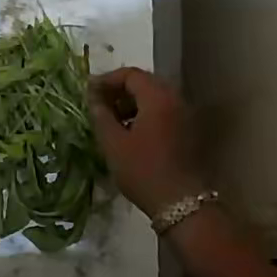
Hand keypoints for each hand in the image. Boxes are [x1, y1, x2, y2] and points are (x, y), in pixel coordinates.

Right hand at [88, 67, 208, 217]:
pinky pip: (163, 111)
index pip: (131, 75)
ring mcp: (185, 114)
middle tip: (98, 103)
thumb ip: (101, 115)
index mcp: (157, 97)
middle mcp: (175, 99)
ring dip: (132, 102)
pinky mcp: (187, 130)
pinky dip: (144, 113)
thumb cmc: (142, 170)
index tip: (88, 91)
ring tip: (111, 119)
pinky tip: (130, 131)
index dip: (107, 80)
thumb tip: (94, 98)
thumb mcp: (113, 143)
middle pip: (145, 82)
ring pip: (155, 97)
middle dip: (119, 89)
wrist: (179, 202)